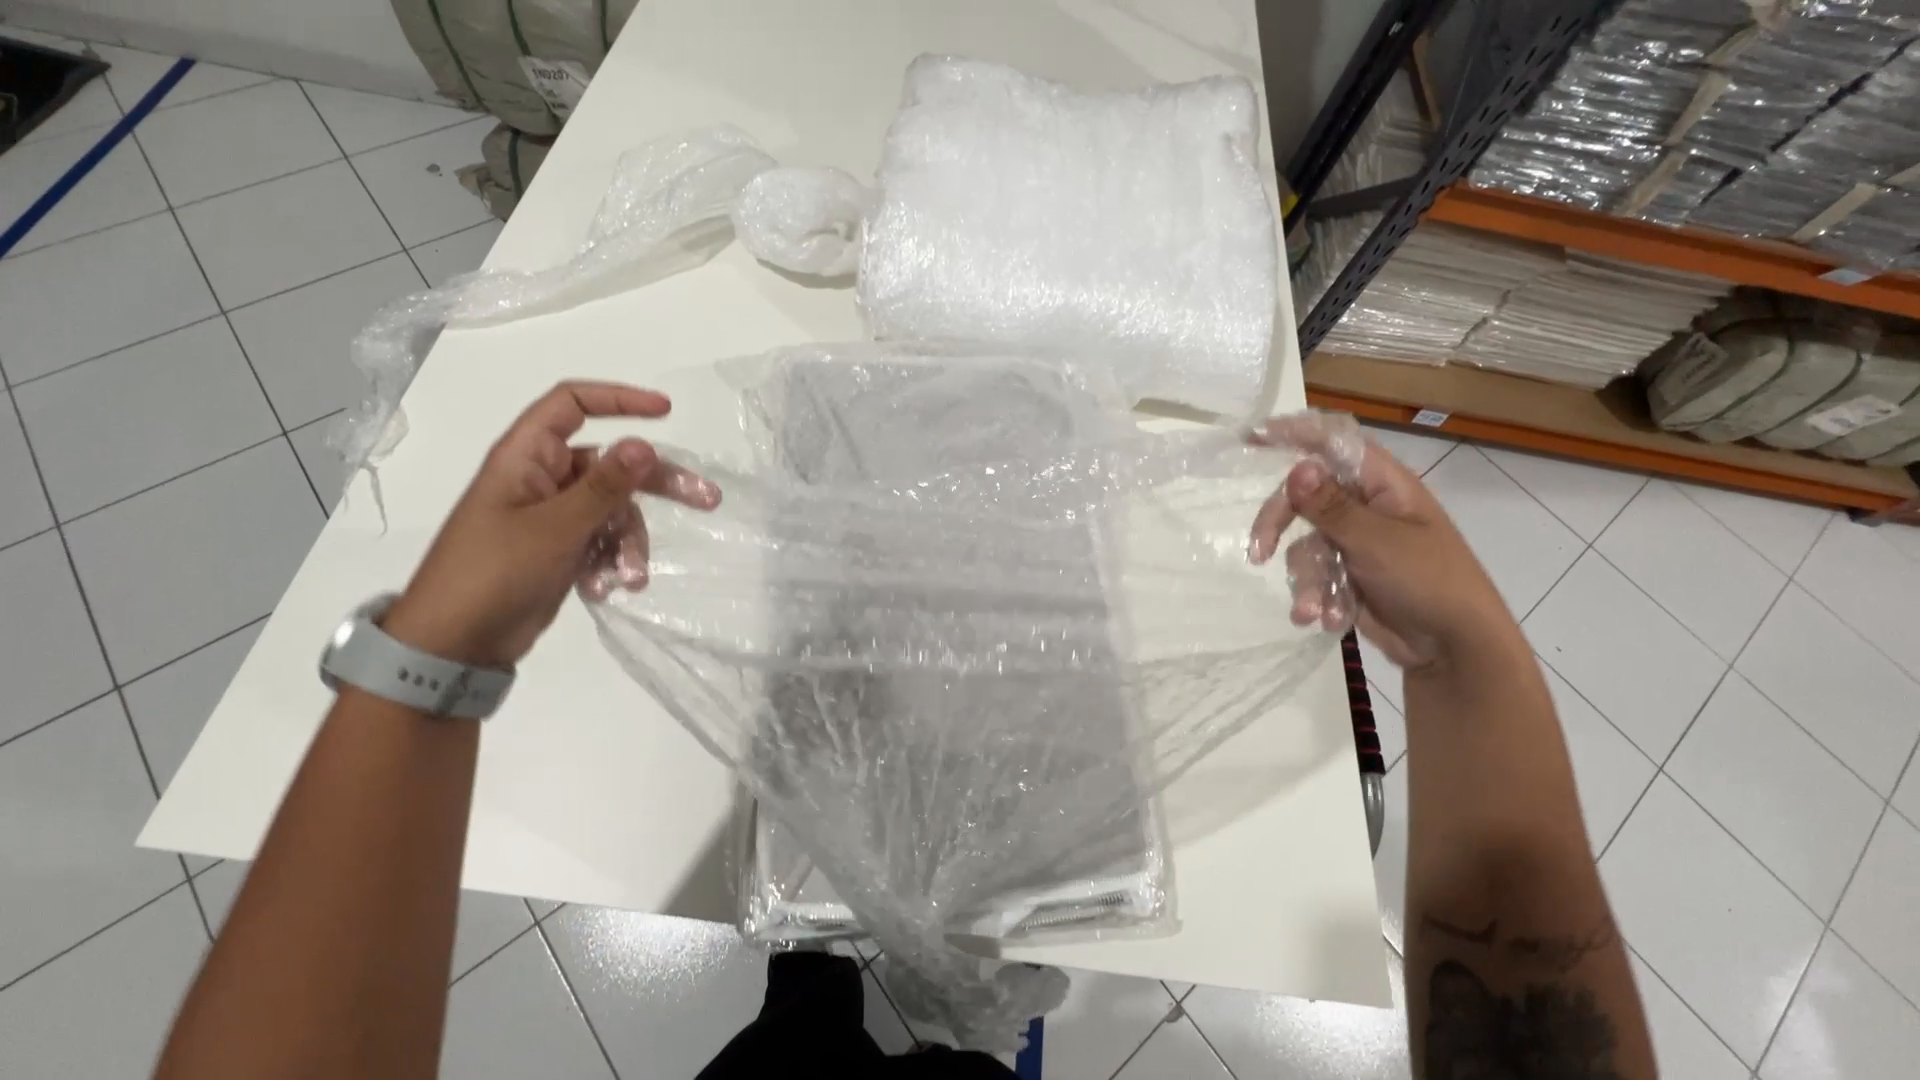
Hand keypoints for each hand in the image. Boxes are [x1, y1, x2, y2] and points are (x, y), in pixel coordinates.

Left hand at [383, 381, 719, 667]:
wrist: (455, 644)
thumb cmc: (494, 573)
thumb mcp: (556, 527)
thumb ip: (604, 486)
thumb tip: (645, 443)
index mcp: (526, 457)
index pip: (573, 404)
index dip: (618, 399)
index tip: (666, 412)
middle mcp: (541, 479)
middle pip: (611, 464)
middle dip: (656, 484)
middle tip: (706, 500)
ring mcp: (552, 516)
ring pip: (614, 509)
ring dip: (630, 540)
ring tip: (630, 575)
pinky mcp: (561, 550)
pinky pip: (603, 540)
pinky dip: (613, 561)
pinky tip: (609, 587)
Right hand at [1247, 419, 1508, 672]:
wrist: (1454, 647)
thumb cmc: (1429, 581)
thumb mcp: (1376, 542)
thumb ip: (1330, 506)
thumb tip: (1296, 466)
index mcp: (1383, 484)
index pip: (1333, 443)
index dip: (1294, 434)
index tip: (1252, 438)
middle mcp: (1367, 506)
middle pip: (1304, 496)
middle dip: (1279, 524)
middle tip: (1258, 551)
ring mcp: (1357, 541)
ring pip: (1304, 543)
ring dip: (1305, 578)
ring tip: (1314, 611)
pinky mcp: (1348, 574)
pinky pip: (1314, 574)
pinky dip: (1315, 597)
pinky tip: (1325, 619)